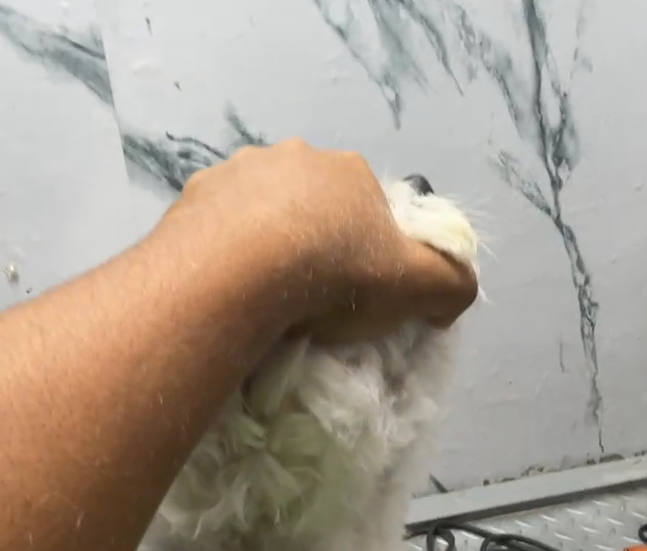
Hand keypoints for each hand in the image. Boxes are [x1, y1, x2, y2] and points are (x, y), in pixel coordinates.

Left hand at [156, 140, 477, 342]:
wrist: (238, 274)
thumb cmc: (335, 277)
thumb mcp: (416, 288)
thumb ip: (450, 285)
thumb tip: (453, 294)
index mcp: (351, 173)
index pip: (372, 209)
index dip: (370, 250)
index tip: (358, 292)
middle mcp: (296, 158)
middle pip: (314, 206)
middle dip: (315, 243)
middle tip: (309, 296)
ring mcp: (238, 173)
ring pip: (262, 212)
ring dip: (267, 245)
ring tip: (264, 297)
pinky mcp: (193, 197)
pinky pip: (217, 229)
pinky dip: (226, 254)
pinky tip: (229, 289)